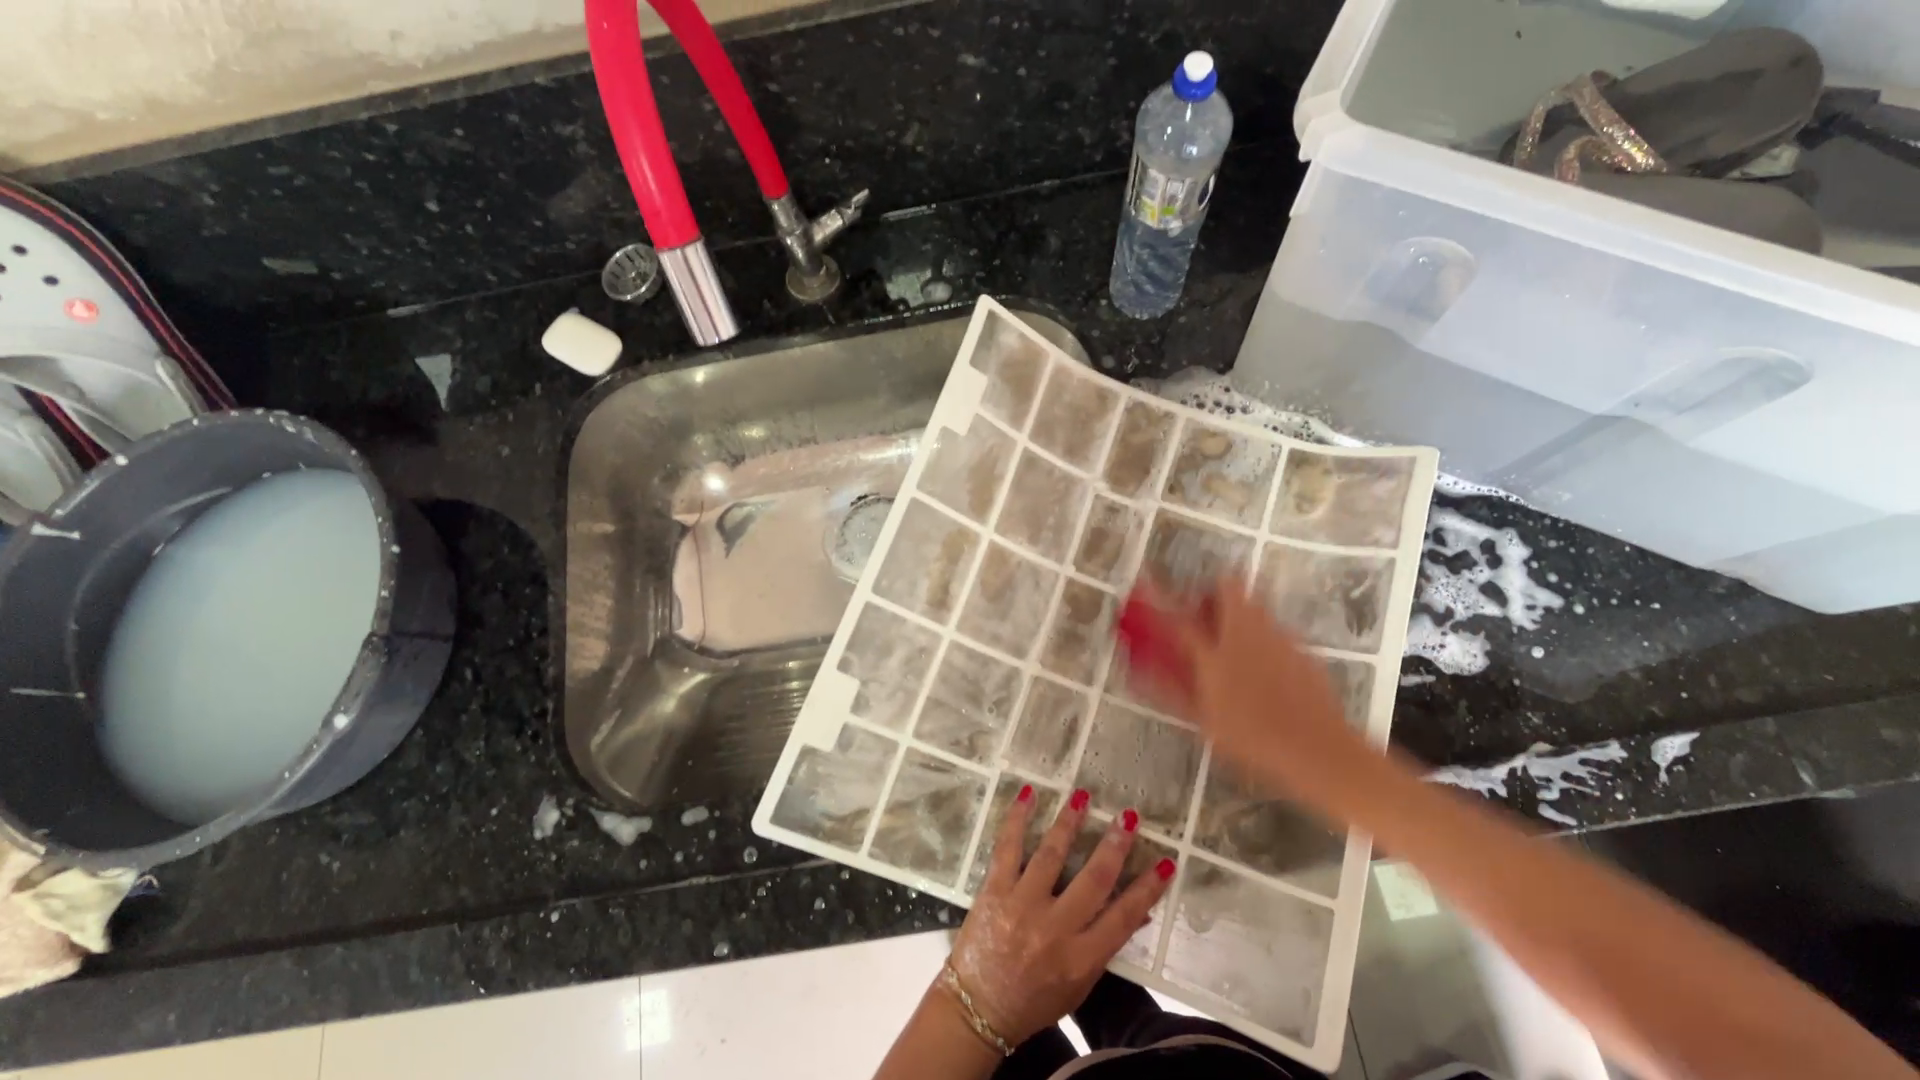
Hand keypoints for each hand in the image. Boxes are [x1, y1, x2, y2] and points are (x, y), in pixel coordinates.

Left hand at [944, 787, 1173, 1046]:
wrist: (977, 1008)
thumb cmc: (1034, 1001)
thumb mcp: (1079, 986)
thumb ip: (1106, 947)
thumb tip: (1139, 912)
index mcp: (1080, 959)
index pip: (1123, 917)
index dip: (1147, 888)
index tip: (1167, 862)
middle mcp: (1053, 929)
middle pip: (1093, 879)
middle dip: (1114, 845)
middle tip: (1129, 817)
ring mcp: (1021, 906)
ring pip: (1051, 855)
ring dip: (1069, 822)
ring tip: (1083, 795)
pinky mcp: (994, 892)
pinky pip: (1007, 849)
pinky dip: (1017, 820)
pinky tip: (1029, 795)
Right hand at [1117, 578, 1379, 809]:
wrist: (1320, 751)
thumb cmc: (1253, 740)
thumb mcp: (1202, 719)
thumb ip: (1170, 689)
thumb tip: (1137, 672)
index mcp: (1215, 651)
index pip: (1177, 613)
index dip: (1159, 597)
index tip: (1147, 588)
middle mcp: (1247, 631)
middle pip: (1228, 585)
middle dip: (1210, 593)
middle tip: (1200, 617)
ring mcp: (1280, 635)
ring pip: (1254, 604)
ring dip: (1236, 612)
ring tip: (1228, 645)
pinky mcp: (1303, 648)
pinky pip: (1275, 628)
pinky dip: (1261, 636)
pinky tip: (1260, 669)